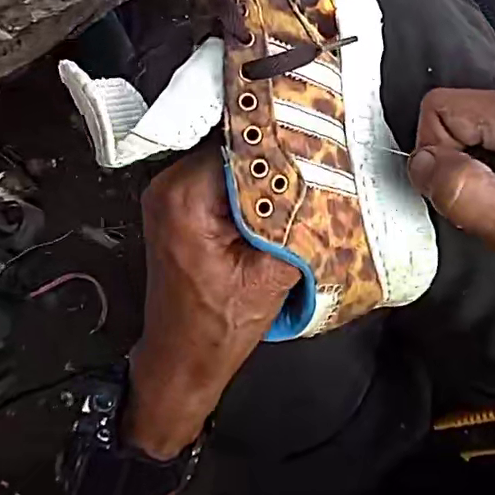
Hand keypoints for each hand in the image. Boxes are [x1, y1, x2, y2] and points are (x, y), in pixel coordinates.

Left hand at [129, 148, 298, 457]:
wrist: (183, 356)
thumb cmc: (214, 328)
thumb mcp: (271, 274)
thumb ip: (297, 222)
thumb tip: (325, 182)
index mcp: (186, 199)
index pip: (243, 143)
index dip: (285, 141)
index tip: (319, 138)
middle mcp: (169, 188)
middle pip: (235, 145)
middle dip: (278, 152)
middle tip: (318, 156)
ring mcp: (171, 195)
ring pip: (231, 159)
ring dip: (266, 168)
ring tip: (301, 178)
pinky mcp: (180, 205)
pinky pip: (221, 177)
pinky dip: (250, 183)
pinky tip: (276, 197)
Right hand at [406, 81, 494, 294]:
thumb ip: (459, 190)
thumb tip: (420, 162)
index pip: (438, 111)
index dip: (437, 157)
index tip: (465, 191)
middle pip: (448, 117)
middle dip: (453, 164)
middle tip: (490, 200)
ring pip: (459, 129)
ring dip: (468, 170)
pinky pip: (478, 137)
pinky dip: (482, 168)